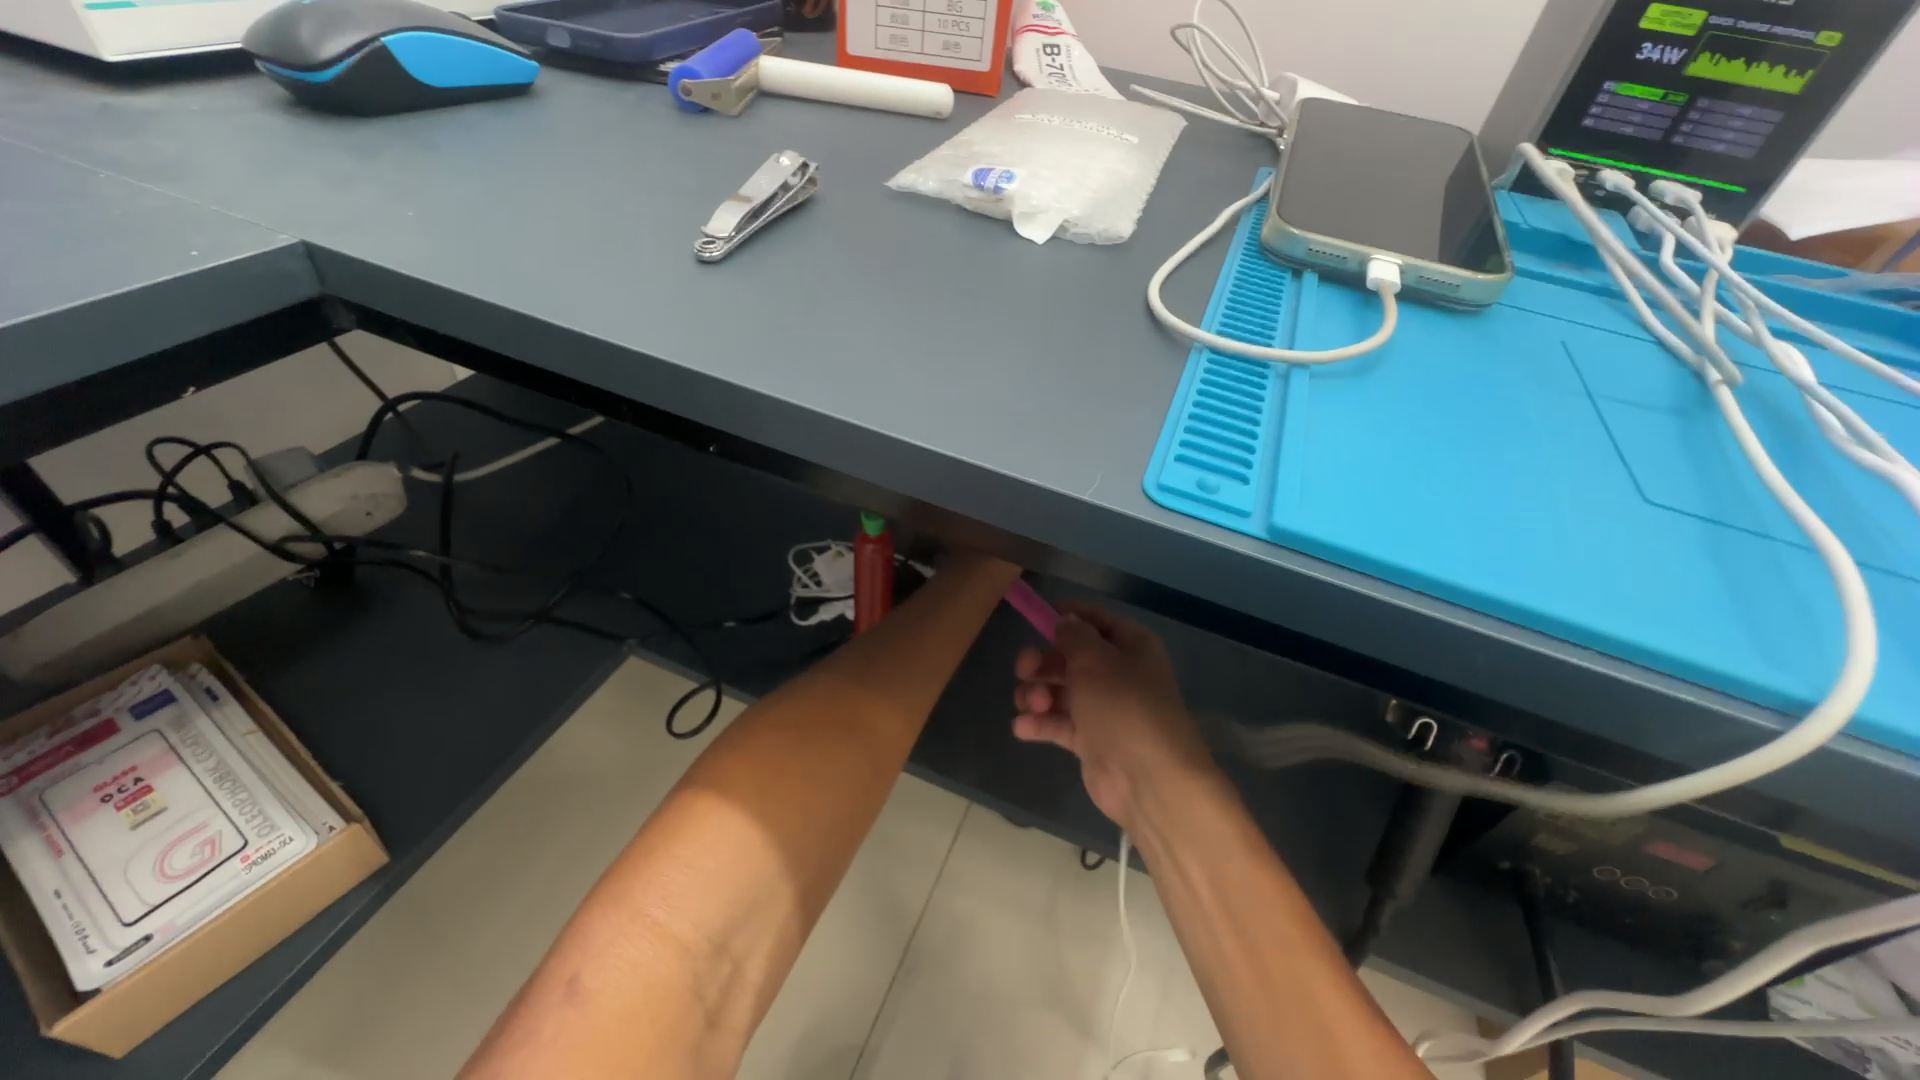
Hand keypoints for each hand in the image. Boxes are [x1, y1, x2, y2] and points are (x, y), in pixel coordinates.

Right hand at [1012, 606, 1217, 831]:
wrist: (1148, 779)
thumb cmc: (1123, 706)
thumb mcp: (1094, 659)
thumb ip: (1073, 636)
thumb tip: (1065, 621)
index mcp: (1132, 647)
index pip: (1097, 621)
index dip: (1068, 616)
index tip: (1036, 616)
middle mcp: (1119, 675)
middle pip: (1071, 658)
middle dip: (1044, 663)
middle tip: (1024, 670)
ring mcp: (1104, 710)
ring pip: (1060, 692)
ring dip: (1038, 694)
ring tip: (1034, 705)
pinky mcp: (1090, 741)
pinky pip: (1059, 724)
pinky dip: (1039, 724)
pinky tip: (1024, 727)